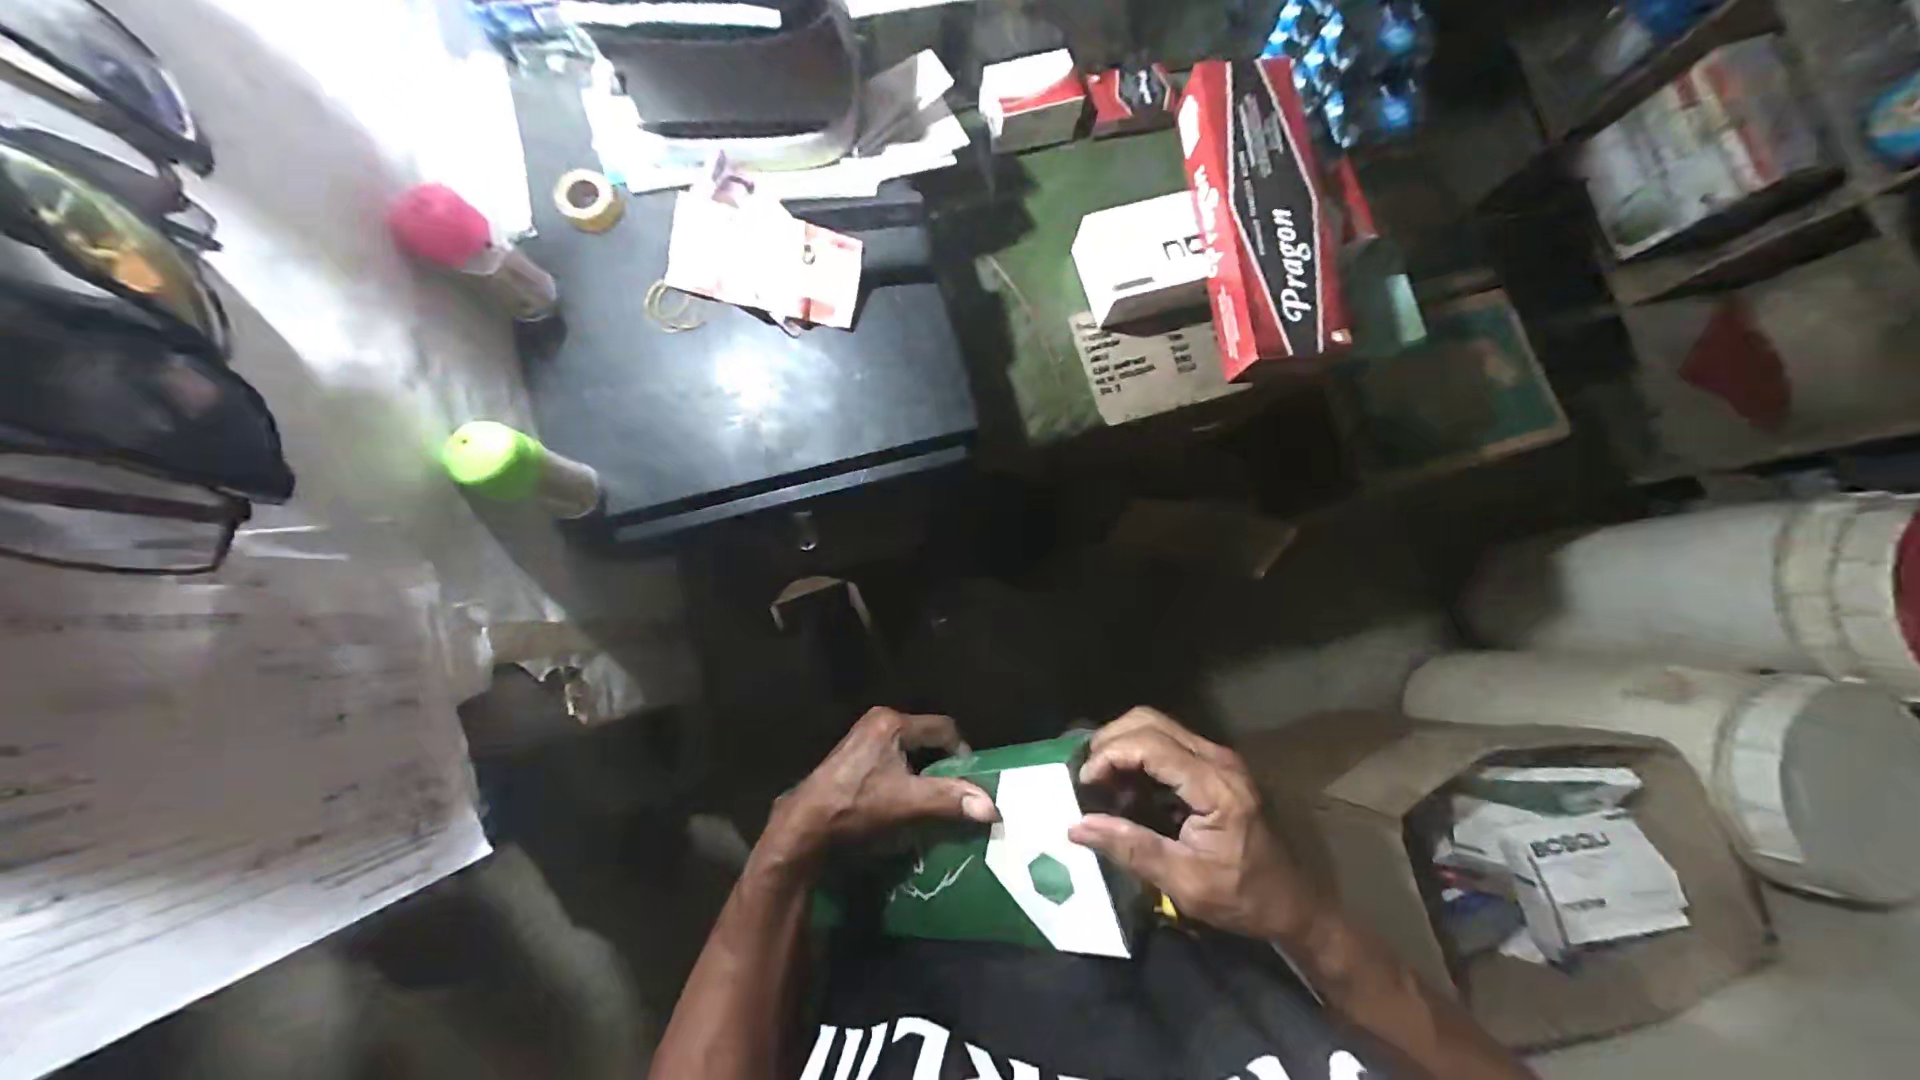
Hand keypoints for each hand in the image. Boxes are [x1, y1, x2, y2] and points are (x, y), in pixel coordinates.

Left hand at [764, 707, 997, 863]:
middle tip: (952, 789)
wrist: (804, 826)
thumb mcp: (907, 803)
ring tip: (930, 796)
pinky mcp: (852, 755)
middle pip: (925, 737)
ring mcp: (862, 737)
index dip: (962, 751)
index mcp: (893, 723)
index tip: (970, 779)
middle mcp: (877, 721)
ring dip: (922, 770)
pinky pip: (891, 757)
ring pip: (908, 748)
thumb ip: (949, 800)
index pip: (943, 728)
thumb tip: (992, 808)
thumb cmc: (857, 806)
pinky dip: (903, 774)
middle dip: (941, 762)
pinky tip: (902, 798)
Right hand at [1068, 707, 1323, 941]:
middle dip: (1110, 742)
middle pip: (1149, 721)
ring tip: (1104, 782)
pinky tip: (1126, 786)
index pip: (1151, 745)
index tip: (1084, 783)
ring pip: (1154, 724)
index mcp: (1215, 786)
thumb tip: (1077, 826)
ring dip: (1122, 745)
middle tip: (1089, 778)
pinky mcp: (1212, 763)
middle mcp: (1217, 759)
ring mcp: (1217, 757)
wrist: (1291, 903)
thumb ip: (1131, 848)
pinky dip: (1136, 753)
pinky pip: (1164, 740)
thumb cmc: (1242, 897)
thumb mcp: (1185, 883)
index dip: (1110, 756)